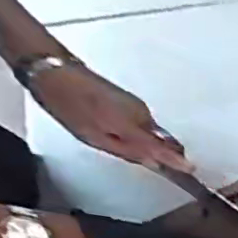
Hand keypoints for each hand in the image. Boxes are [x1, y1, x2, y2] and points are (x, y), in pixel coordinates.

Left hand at [30, 63, 190, 170]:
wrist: (47, 67)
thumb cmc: (68, 103)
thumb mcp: (96, 137)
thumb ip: (129, 152)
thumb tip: (156, 163)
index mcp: (136, 126)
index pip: (167, 149)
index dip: (179, 162)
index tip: (191, 170)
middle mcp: (143, 115)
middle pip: (164, 141)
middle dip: (162, 153)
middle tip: (148, 163)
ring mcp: (136, 105)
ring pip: (152, 132)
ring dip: (147, 142)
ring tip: (125, 147)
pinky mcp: (127, 99)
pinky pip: (143, 123)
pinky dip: (139, 132)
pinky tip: (119, 133)